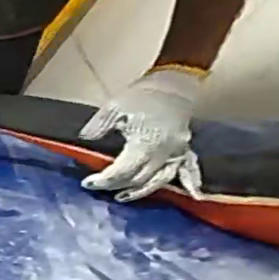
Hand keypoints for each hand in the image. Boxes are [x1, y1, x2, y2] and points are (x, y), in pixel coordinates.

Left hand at [79, 66, 204, 201]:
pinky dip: (191, 181)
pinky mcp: (185, 146)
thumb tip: (84, 139)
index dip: (104, 180)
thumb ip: (97, 127)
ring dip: (143, 190)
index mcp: (148, 141)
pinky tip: (193, 194)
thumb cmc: (141, 95)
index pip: (124, 170)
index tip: (86, 182)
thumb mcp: (112, 108)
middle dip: (117, 185)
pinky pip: (190, 167)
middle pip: (140, 177)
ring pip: (162, 177)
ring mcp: (179, 148)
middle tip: (98, 187)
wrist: (173, 82)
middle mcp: (167, 148)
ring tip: (122, 197)